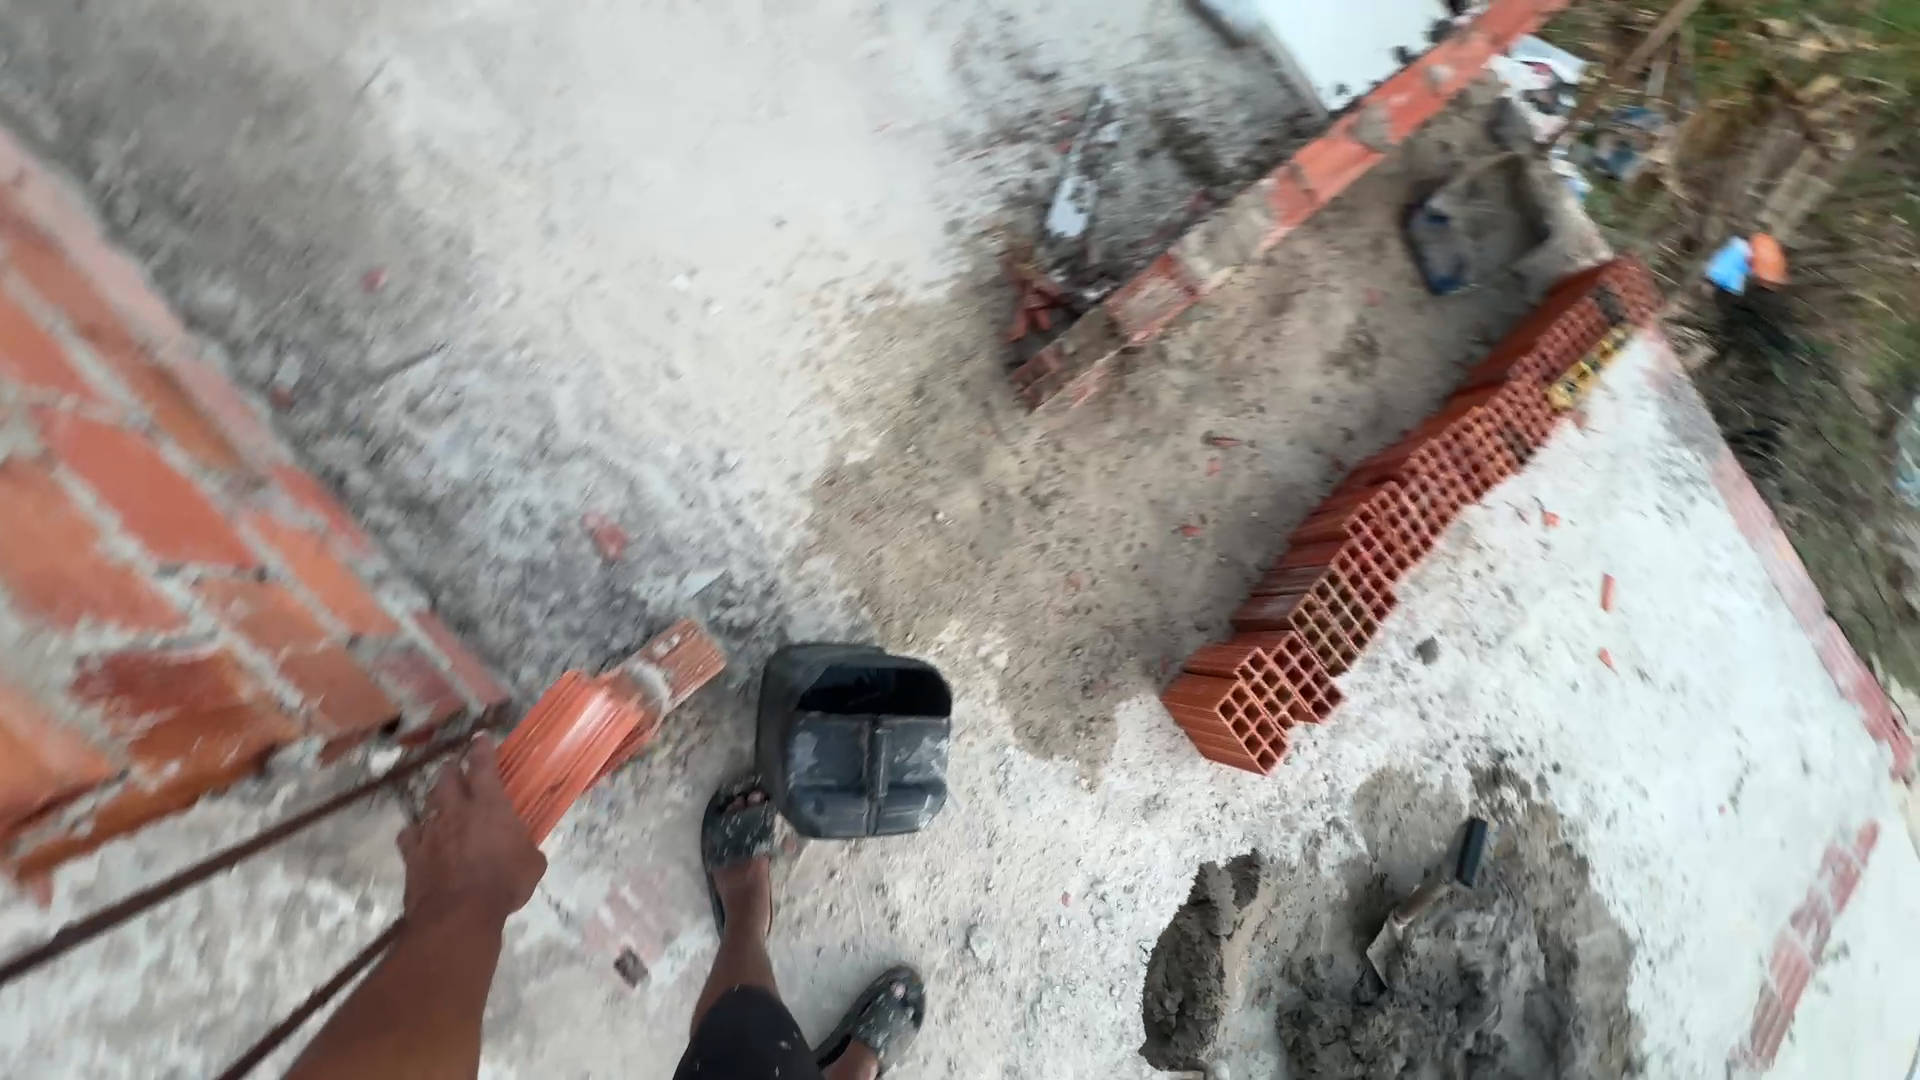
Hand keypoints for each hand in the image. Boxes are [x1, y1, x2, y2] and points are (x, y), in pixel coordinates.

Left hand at [397, 734, 546, 925]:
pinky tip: (419, 836)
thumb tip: (525, 848)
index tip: (480, 738)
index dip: (482, 749)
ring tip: (438, 800)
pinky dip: (416, 832)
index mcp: (490, 806)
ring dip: (434, 799)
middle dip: (451, 769)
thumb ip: (526, 847)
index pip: (483, 766)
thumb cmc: (505, 882)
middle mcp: (457, 812)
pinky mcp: (413, 857)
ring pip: (427, 805)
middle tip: (454, 767)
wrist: (459, 915)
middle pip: (447, 779)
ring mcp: (431, 834)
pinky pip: (410, 836)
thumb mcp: (532, 861)